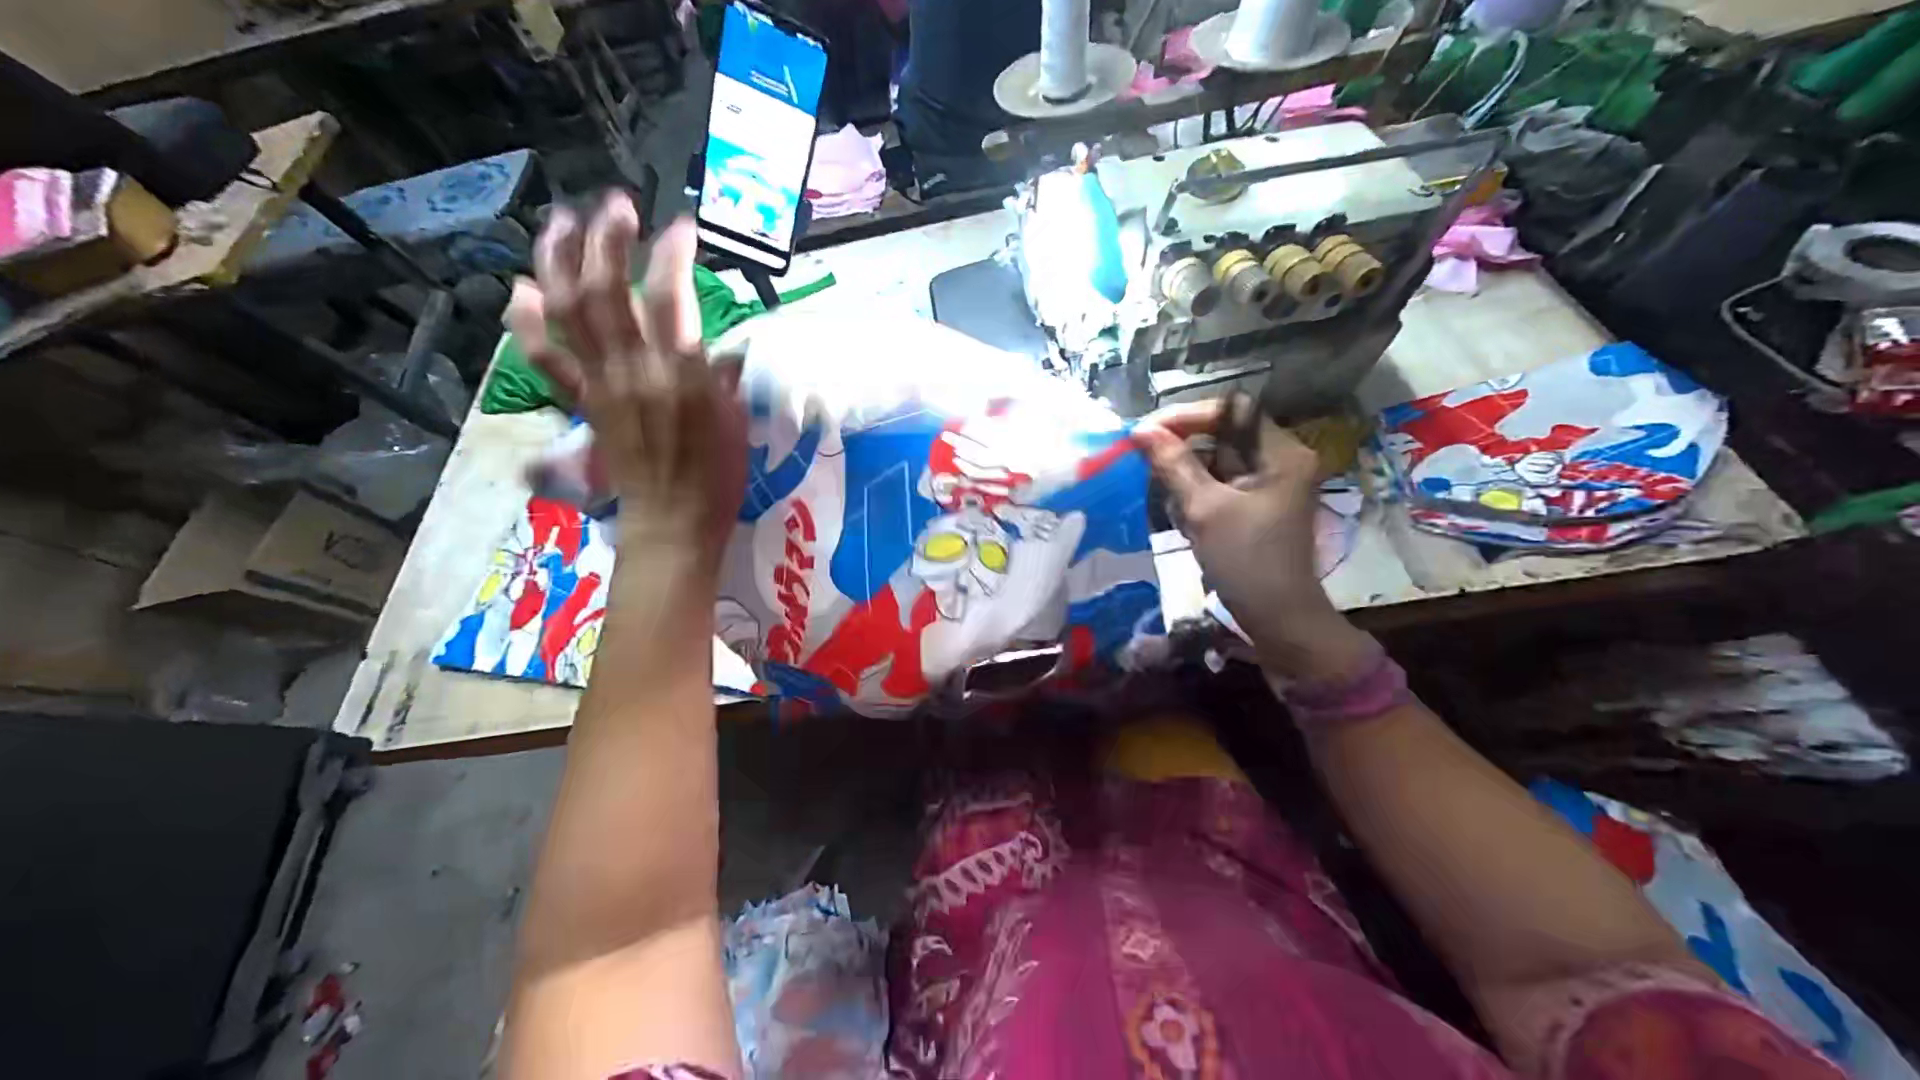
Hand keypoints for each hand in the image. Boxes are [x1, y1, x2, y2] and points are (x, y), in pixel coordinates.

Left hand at [507, 195, 746, 569]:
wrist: (672, 526)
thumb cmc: (717, 479)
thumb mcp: (737, 423)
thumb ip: (723, 377)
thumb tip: (719, 346)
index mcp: (681, 375)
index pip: (671, 296)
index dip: (673, 252)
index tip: (682, 227)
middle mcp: (634, 370)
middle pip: (607, 289)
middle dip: (608, 238)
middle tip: (617, 206)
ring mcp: (602, 385)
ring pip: (567, 311)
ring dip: (559, 259)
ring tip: (564, 223)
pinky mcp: (584, 403)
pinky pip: (546, 358)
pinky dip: (528, 322)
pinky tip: (523, 289)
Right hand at [1131, 400, 1373, 681]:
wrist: (1278, 618)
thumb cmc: (1246, 561)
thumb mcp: (1204, 509)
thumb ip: (1173, 465)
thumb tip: (1140, 430)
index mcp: (1281, 453)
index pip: (1231, 411)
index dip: (1187, 416)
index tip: (1147, 433)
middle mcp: (1279, 460)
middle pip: (1222, 434)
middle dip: (1181, 447)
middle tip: (1142, 460)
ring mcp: (1268, 484)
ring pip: (1216, 461)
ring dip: (1184, 472)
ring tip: (1159, 491)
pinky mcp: (1255, 506)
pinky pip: (1218, 484)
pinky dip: (1194, 492)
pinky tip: (1178, 512)